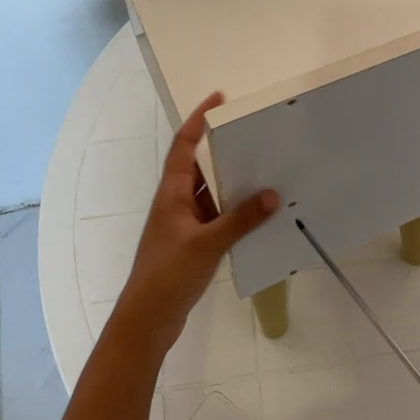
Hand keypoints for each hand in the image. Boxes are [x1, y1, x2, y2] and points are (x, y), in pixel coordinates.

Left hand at [114, 93, 278, 352]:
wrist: (147, 320)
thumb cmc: (168, 275)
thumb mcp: (207, 244)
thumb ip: (240, 220)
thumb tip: (272, 194)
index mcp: (171, 193)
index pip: (183, 146)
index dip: (198, 120)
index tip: (218, 99)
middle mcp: (175, 203)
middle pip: (199, 168)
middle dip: (223, 151)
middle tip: (254, 138)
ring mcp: (182, 226)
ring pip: (210, 195)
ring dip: (232, 186)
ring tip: (265, 175)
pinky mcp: (190, 246)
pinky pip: (216, 219)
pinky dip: (234, 215)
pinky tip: (257, 219)